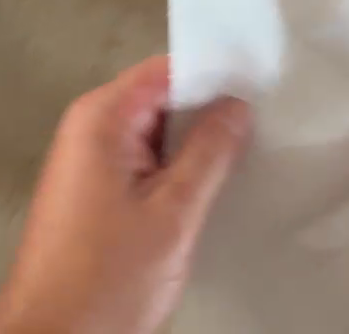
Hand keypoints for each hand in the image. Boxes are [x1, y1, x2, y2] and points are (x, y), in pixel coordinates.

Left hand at [0, 56, 251, 333]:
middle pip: (159, 97)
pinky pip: (141, 160)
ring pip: (153, 132)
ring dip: (192, 144)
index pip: (166, 70)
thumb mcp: (172, 214)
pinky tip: (207, 187)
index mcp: (101, 117)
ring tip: (244, 152)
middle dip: (206, 110)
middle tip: (260, 121)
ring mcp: (87, 160)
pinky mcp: (92, 191)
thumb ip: (209, 153)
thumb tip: (236, 106)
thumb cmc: (106, 279)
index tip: (257, 84)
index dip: (212, 73)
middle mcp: (89, 127)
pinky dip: (173, 169)